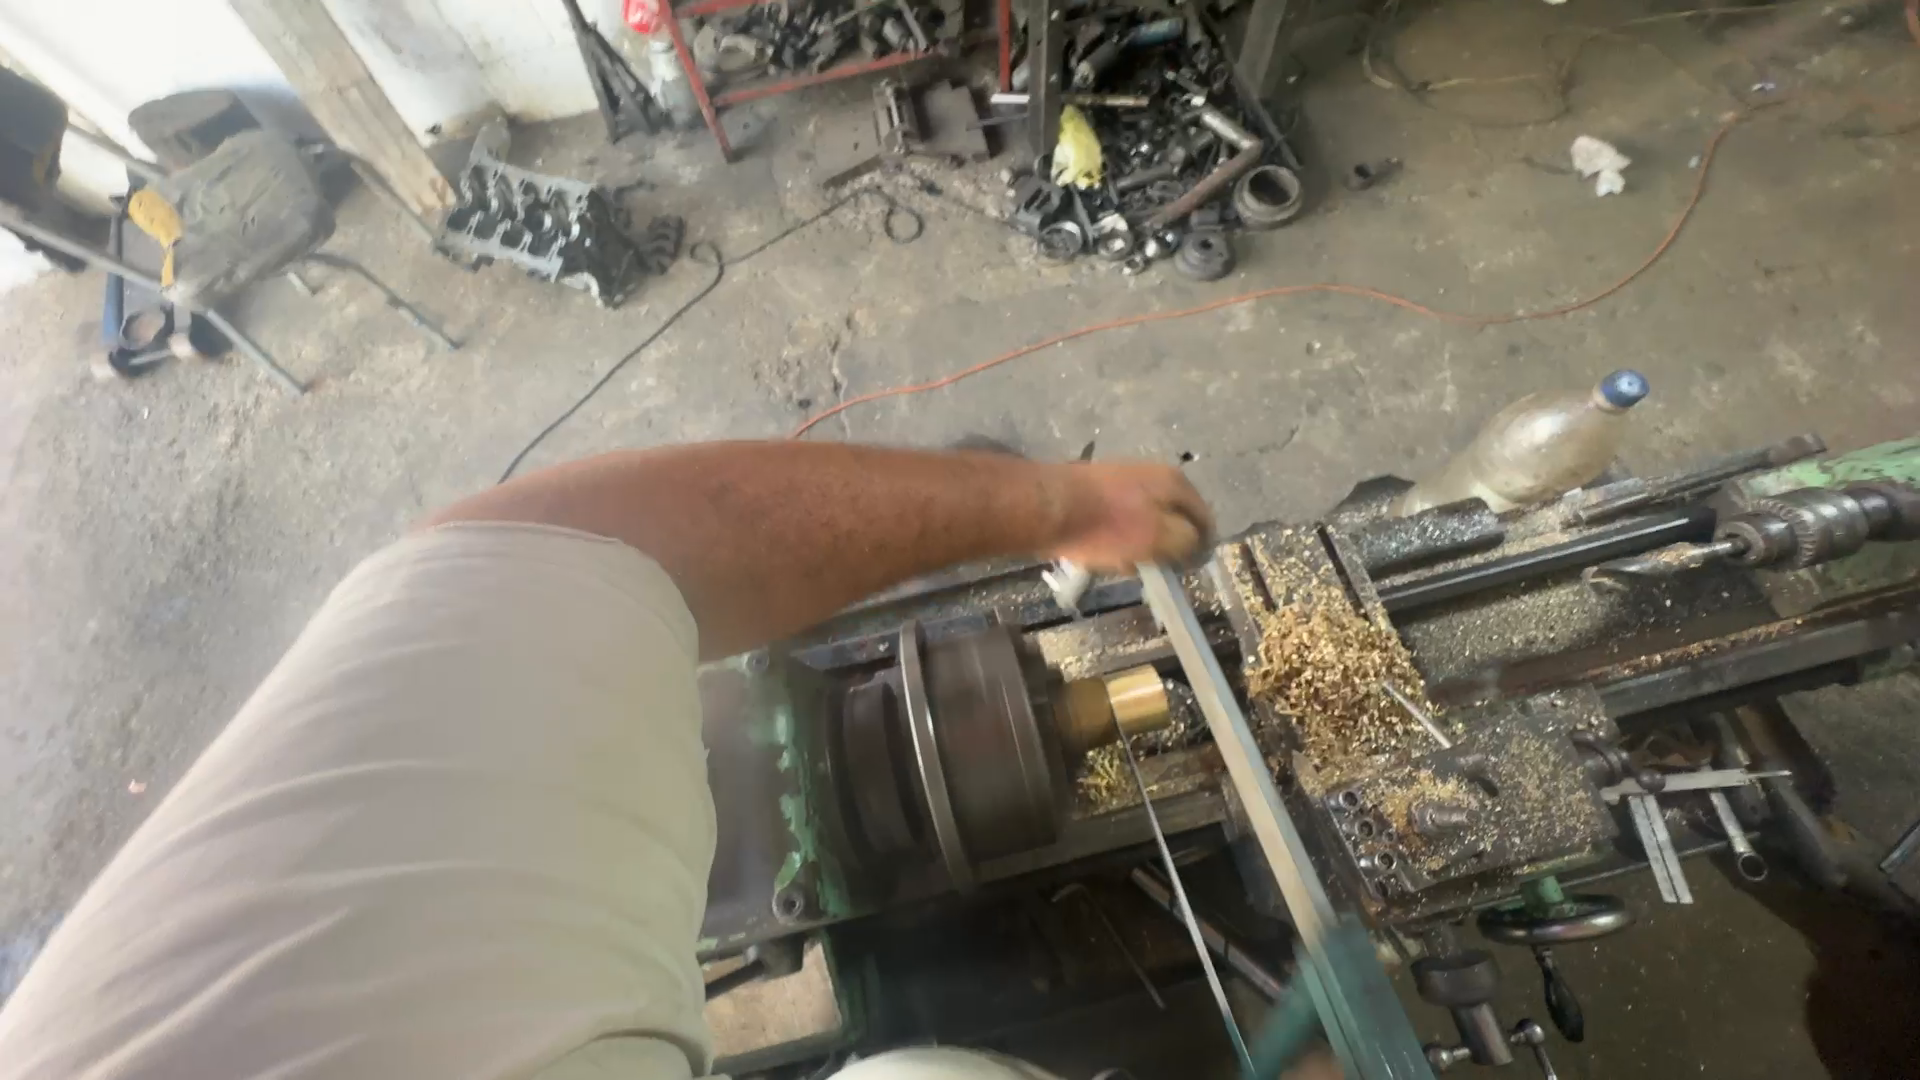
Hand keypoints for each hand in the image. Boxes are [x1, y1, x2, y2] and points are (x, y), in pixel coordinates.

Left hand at [1044, 462, 1213, 571]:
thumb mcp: (1161, 538)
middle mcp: (1152, 473)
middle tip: (1150, 566)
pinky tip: (1098, 551)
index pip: (1204, 519)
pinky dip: (1112, 538)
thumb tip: (1196, 545)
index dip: (1199, 547)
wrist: (1048, 508)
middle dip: (1164, 546)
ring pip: (1142, 522)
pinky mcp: (1095, 491)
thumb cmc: (1109, 525)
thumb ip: (1188, 542)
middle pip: (1171, 519)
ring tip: (1120, 561)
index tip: (1186, 570)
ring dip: (1136, 545)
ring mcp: (1121, 479)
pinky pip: (1115, 521)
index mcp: (1175, 481)